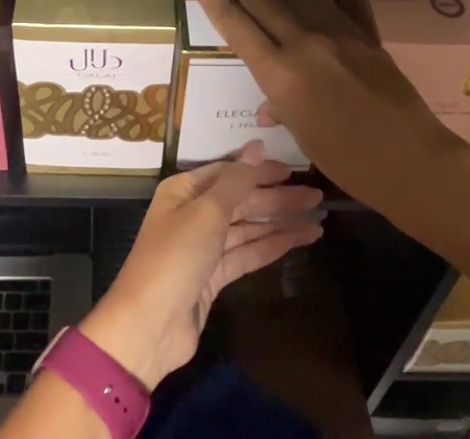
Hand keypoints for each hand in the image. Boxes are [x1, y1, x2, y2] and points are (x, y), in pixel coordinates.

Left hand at [77, 142, 322, 388]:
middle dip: (277, 198)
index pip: (228, 172)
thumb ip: (237, 181)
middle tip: (317, 197)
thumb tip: (257, 146)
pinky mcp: (214, 275)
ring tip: (318, 220)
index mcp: (183, 191)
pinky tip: (299, 240)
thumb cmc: (175, 257)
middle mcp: (192, 213)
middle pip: (241, 200)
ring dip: (280, 223)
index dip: (260, 170)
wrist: (151, 323)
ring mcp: (204, 246)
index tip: (293, 170)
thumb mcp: (206, 212)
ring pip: (248, 227)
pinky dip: (272, 246)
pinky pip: (247, 252)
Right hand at [186, 0, 469, 201]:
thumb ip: (282, 107)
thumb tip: (270, 105)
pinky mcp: (359, 36)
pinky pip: (322, 5)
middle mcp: (302, 44)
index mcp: (279, 73)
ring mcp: (333, 36)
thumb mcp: (302, 135)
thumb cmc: (347, 161)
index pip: (236, 25)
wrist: (411, 158)